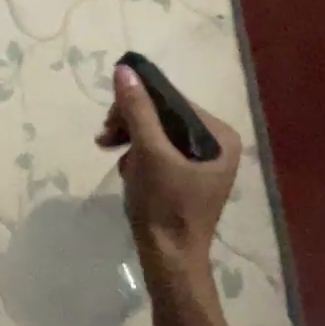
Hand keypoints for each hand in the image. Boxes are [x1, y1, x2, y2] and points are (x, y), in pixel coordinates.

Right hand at [95, 63, 241, 272]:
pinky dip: (135, 150)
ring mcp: (201, 158)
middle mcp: (216, 142)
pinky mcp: (186, 171)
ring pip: (154, 128)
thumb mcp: (148, 152)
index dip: (136, 101)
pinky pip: (156, 146)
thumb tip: (125, 70)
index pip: (171, 99)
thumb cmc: (165, 204)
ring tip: (108, 149)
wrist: (168, 256)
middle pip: (161, 112)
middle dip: (129, 121)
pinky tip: (124, 164)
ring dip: (127, 134)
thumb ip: (137, 110)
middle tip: (105, 137)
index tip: (110, 118)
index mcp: (219, 135)